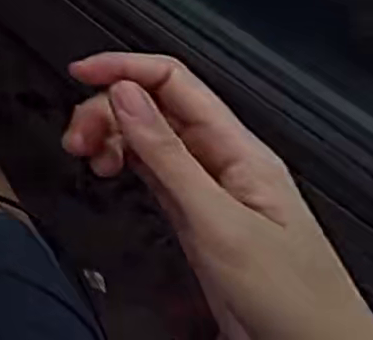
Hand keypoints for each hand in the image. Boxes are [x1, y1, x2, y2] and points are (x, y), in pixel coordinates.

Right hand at [63, 53, 372, 339]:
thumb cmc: (295, 304)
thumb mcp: (222, 223)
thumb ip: (167, 154)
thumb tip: (124, 92)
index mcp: (237, 149)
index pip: (172, 80)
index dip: (123, 67)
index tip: (81, 73)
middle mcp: (219, 156)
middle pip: (149, 104)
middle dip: (105, 110)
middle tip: (77, 137)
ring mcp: (204, 182)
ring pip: (142, 131)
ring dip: (106, 134)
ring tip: (84, 155)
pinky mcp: (190, 207)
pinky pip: (145, 162)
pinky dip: (117, 158)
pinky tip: (105, 170)